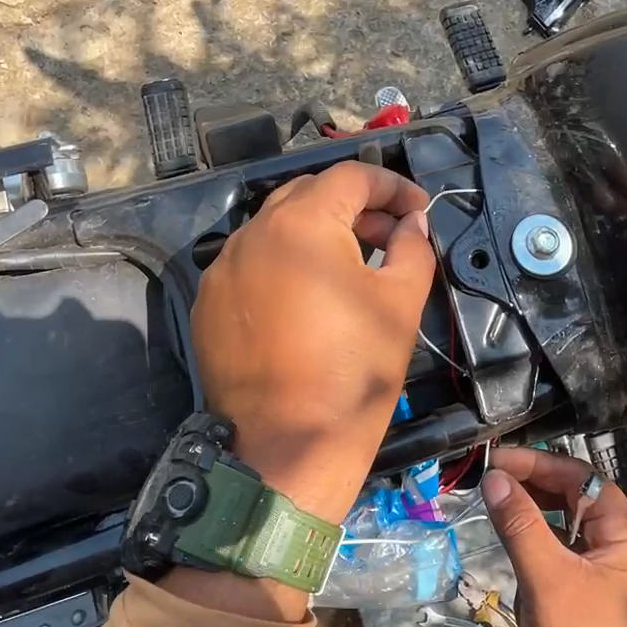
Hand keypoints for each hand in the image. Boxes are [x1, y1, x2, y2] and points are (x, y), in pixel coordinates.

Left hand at [164, 161, 433, 620]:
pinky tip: (308, 300)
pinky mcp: (208, 304)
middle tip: (390, 236)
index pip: (351, 176)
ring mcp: (223, 269)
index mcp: (302, 223)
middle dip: (355, 207)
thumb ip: (412, 247)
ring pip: (277, 228)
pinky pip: (252, 264)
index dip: (392, 185)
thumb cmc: (354, 372)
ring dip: (318, 234)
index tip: (418, 209)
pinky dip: (285, 265)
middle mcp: (252, 233)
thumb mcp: (400, 304)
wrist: (286, 451)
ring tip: (352, 268)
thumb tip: (412, 222)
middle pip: (310, 195)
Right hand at [482, 448, 626, 626]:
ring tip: (502, 506)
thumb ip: (520, 522)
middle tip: (495, 481)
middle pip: (583, 500)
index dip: (539, 464)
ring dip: (540, 514)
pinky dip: (548, 544)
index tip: (498, 460)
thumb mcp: (545, 579)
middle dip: (538, 486)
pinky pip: (576, 556)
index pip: (584, 479)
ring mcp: (622, 580)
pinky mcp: (605, 602)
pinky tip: (521, 545)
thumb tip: (495, 477)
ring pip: (577, 528)